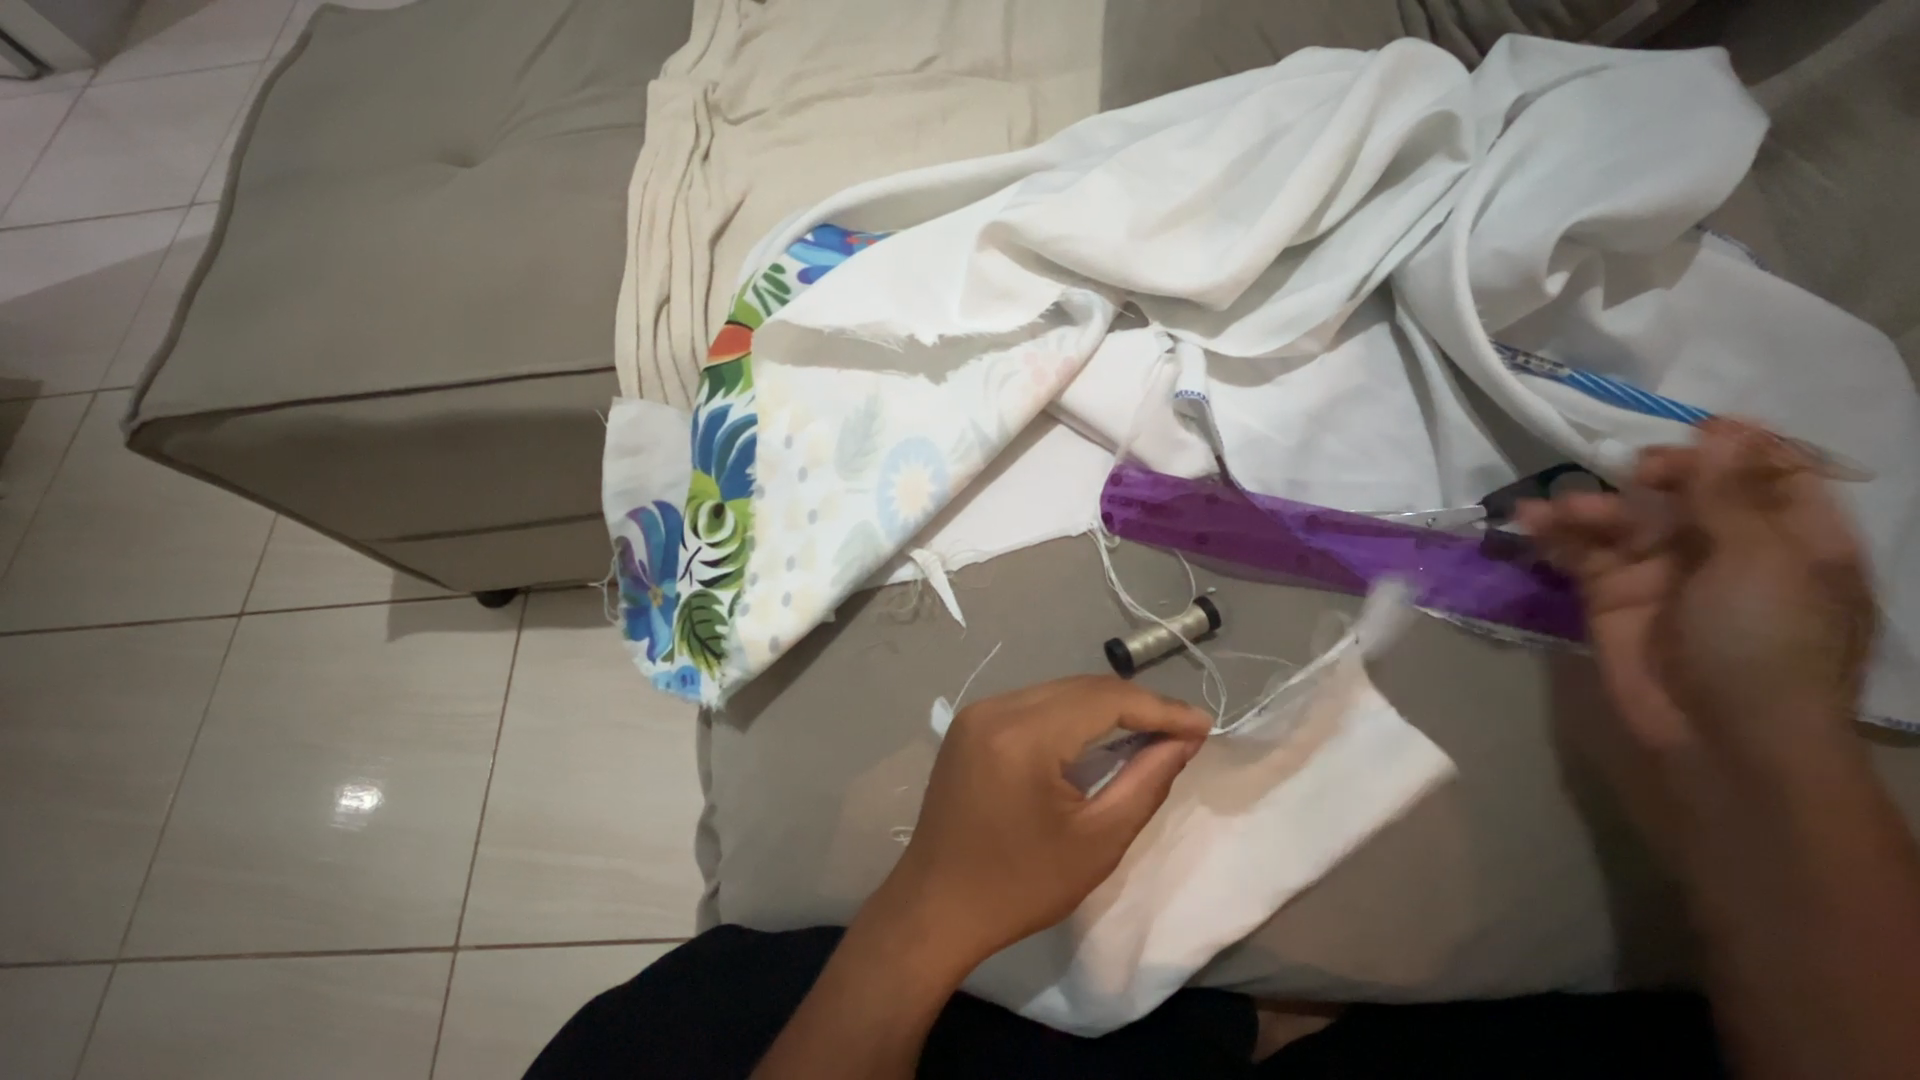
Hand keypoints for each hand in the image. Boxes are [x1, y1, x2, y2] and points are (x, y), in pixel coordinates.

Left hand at [876, 676, 1209, 967]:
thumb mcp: (1097, 842)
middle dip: (1136, 705)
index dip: (1160, 709)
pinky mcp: (970, 726)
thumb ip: (1146, 782)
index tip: (1204, 726)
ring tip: (1151, 732)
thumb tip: (1183, 740)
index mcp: (1022, 736)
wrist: (936, 908)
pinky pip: (1034, 705)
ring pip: (1058, 692)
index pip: (1106, 700)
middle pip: (1082, 688)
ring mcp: (977, 714)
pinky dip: (1072, 716)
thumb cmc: (1020, 886)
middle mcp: (996, 709)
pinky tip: (1098, 737)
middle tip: (1183, 732)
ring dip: (1105, 708)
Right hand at [1516, 420, 1875, 830]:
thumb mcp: (1763, 560)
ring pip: (1623, 518)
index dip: (1732, 446)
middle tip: (1623, 470)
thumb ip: (1729, 493)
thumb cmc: (1766, 644)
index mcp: (1792, 537)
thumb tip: (1718, 430)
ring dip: (1588, 505)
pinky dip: (1554, 535)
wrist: (1721, 736)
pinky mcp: (1611, 598)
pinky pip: (1579, 553)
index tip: (1689, 431)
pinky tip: (1528, 521)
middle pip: (1684, 489)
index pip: (1767, 471)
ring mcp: (1664, 574)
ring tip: (1553, 508)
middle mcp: (1727, 548)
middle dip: (1649, 472)